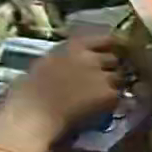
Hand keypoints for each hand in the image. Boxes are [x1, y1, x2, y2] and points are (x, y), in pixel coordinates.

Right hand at [0, 34, 122, 151]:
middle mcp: (92, 58)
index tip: (108, 54)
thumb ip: (69, 58)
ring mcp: (102, 76)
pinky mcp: (109, 95)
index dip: (109, 48)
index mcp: (74, 47)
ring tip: (102, 96)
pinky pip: (118, 96)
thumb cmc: (31, 90)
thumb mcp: (49, 62)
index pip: (106, 39)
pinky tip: (100, 108)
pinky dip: (112, 102)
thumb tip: (79, 60)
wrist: (36, 112)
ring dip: (114, 85)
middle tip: (102, 80)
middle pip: (114, 60)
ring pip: (119, 78)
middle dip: (111, 68)